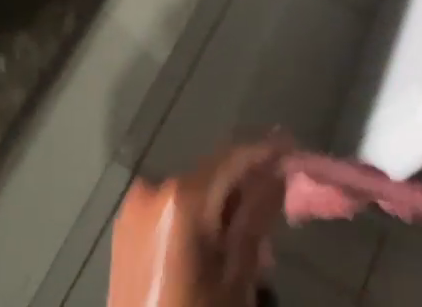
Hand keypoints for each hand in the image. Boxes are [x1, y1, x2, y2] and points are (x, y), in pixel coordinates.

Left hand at [108, 137, 291, 306]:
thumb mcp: (237, 273)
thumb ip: (259, 213)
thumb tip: (280, 171)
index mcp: (181, 197)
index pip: (234, 158)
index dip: (268, 151)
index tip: (295, 150)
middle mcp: (153, 188)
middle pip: (215, 175)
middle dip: (248, 188)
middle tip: (279, 206)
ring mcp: (134, 208)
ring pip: (196, 193)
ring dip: (227, 206)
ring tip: (253, 238)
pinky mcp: (126, 229)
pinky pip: (174, 208)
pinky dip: (200, 217)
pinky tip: (220, 243)